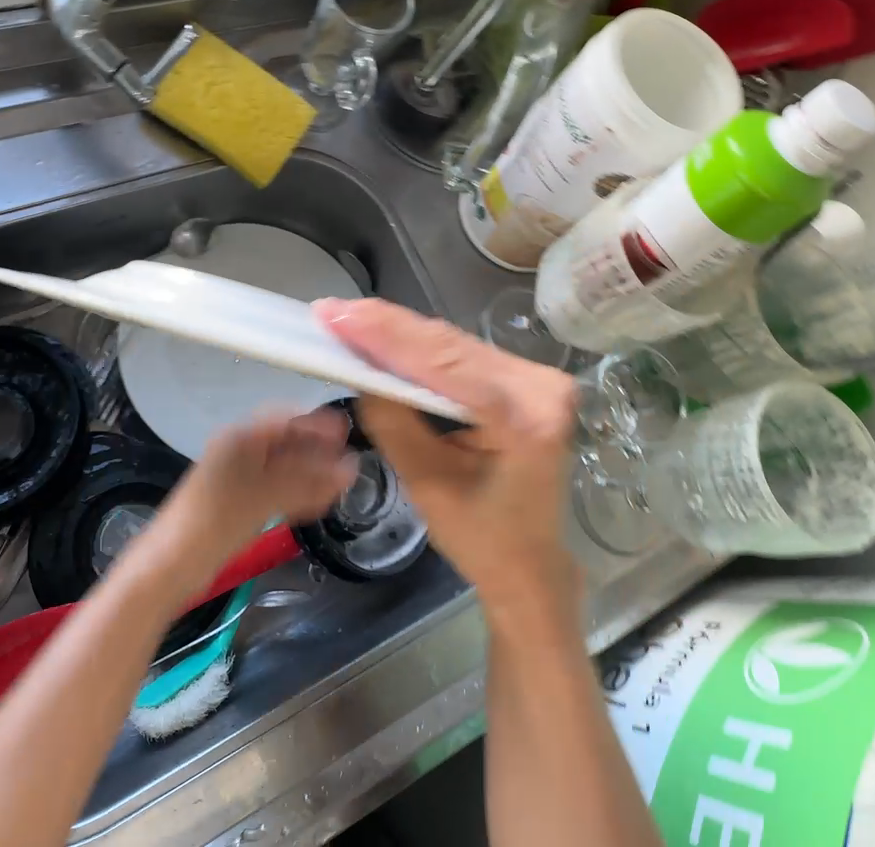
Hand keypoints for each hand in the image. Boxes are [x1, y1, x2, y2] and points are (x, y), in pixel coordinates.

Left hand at [156, 410, 357, 572]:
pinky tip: (317, 505)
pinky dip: (296, 495)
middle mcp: (238, 452)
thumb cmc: (216, 520)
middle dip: (316, 452)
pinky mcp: (239, 504)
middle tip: (349, 462)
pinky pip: (275, 491)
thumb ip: (309, 481)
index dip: (315, 424)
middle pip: (285, 443)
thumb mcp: (265, 495)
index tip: (346, 433)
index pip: (284, 419)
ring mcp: (238, 479)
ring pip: (283, 469)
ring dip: (310, 476)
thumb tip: (351, 469)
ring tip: (340, 486)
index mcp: (239, 438)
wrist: (172, 563)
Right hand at [313, 298, 580, 623]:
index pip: (445, 363)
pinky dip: (422, 349)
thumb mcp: (427, 482)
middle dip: (388, 327)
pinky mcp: (527, 381)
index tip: (338, 314)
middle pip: (450, 346)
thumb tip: (360, 371)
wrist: (530, 563)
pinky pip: (464, 357)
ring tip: (349, 319)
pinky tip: (387, 336)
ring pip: (455, 345)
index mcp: (525, 417)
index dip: (387, 336)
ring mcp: (539, 380)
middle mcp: (541, 386)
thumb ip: (393, 422)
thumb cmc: (481, 537)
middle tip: (332, 311)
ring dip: (401, 334)